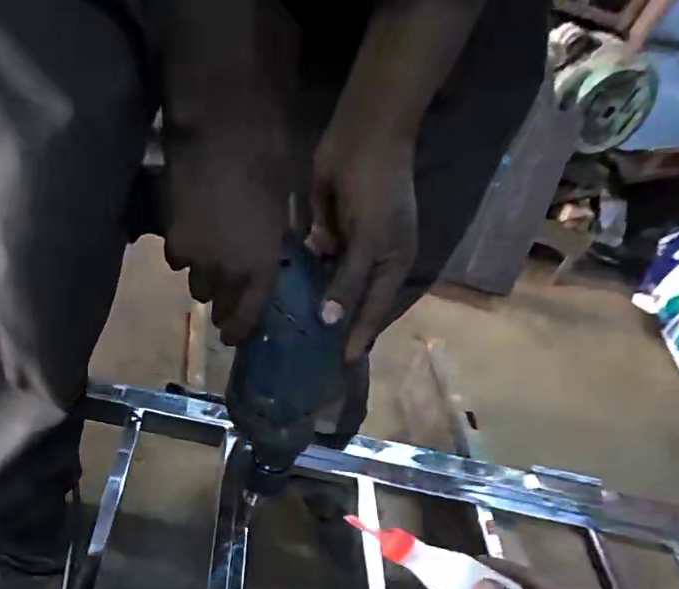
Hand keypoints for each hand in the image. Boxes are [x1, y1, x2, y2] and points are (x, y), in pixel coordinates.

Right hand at [162, 123, 300, 345]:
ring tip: (206, 268)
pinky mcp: (174, 236)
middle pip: (218, 304)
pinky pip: (177, 259)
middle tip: (220, 306)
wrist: (223, 128)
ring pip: (196, 284)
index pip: (248, 313)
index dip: (239, 329)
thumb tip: (282, 243)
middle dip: (221, 307)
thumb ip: (281, 236)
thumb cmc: (269, 158)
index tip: (233, 338)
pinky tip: (188, 238)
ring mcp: (198, 257)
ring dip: (203, 279)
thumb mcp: (287, 203)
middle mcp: (228, 272)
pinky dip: (183, 253)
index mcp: (262, 266)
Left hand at [306, 130, 416, 359]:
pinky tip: (286, 300)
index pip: (374, 313)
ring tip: (296, 336)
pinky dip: (304, 280)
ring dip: (317, 307)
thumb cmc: (378, 188)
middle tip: (315, 357)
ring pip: (332, 287)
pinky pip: (314, 265)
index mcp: (392, 268)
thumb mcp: (368, 240)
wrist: (363, 132)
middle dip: (337, 327)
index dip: (359, 338)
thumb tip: (331, 322)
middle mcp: (372, 264)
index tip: (343, 365)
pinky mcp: (327, 234)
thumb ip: (348, 281)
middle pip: (353, 304)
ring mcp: (349, 250)